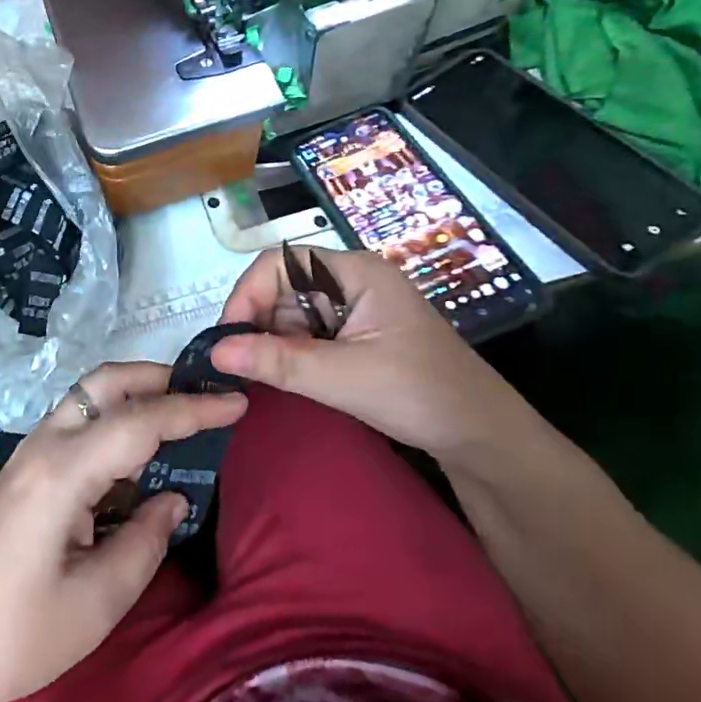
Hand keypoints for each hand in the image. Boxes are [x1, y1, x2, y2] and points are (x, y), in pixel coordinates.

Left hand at [0, 362, 247, 701]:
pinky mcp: (22, 473)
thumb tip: (174, 499)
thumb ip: (146, 541)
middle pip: (104, 384)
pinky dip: (111, 427)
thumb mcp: (97, 601)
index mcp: (62, 471)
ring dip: (134, 399)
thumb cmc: (17, 633)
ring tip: (181, 422)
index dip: (192, 408)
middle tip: (203, 391)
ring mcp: (27, 456)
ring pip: (87, 401)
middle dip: (156, 377)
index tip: (237, 401)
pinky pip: (75, 429)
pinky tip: (135, 463)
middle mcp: (43, 446)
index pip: (140, 421)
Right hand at [210, 247, 531, 456]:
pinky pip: (306, 333)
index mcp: (354, 271)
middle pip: (281, 286)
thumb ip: (278, 362)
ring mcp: (353, 307)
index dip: (246, 295)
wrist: (484, 438)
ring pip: (290, 312)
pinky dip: (290, 353)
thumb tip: (215, 352)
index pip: (278, 263)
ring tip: (262, 377)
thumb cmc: (422, 395)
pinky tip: (286, 378)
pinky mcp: (355, 333)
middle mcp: (350, 280)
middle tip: (240, 366)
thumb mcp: (345, 378)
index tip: (228, 340)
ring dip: (272, 342)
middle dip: (257, 323)